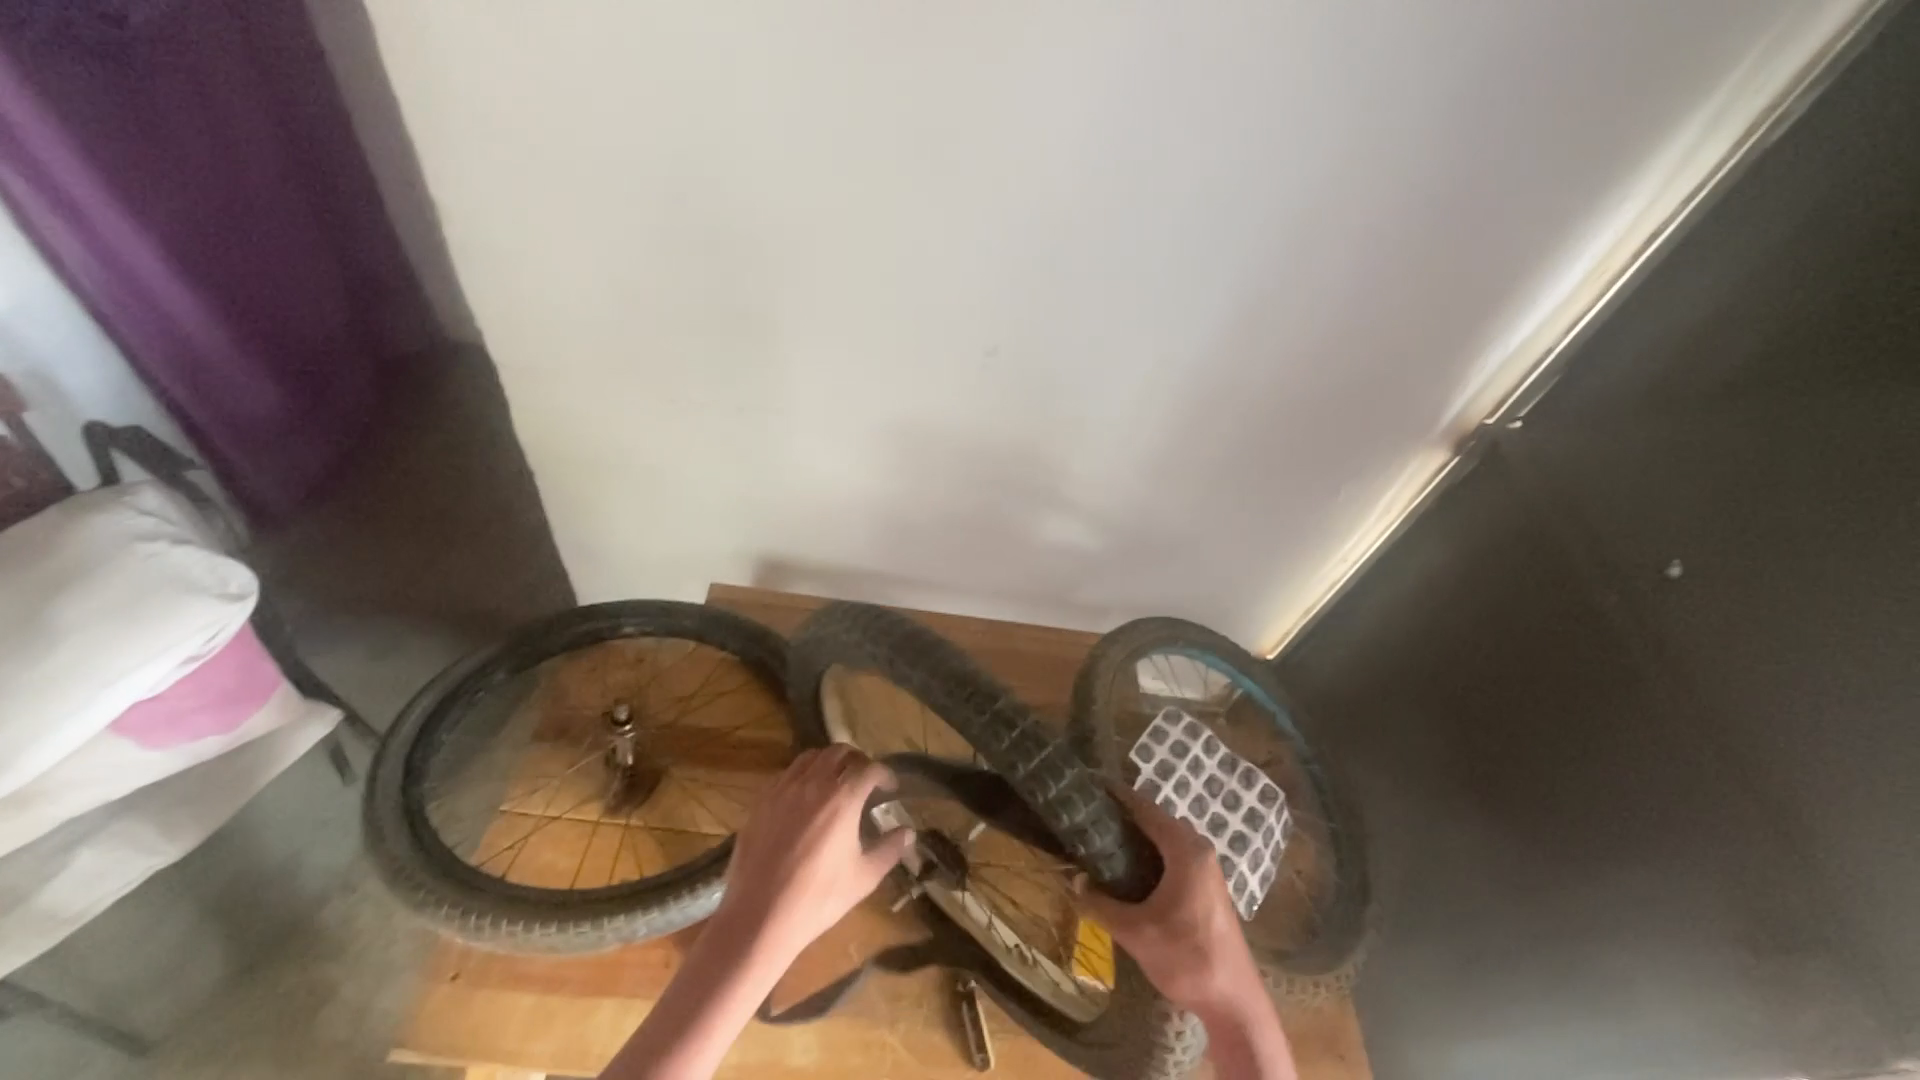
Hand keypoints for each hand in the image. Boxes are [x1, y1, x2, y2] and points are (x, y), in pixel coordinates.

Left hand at [711, 745, 914, 963]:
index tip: (890, 787)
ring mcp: (783, 790)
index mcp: (843, 798)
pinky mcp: (761, 802)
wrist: (761, 916)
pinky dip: (801, 775)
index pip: (869, 768)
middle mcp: (813, 784)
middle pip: (839, 752)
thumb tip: (908, 832)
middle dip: (857, 760)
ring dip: (828, 762)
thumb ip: (890, 849)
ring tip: (835, 782)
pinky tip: (804, 798)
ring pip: (809, 757)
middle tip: (865, 780)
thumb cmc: (819, 898)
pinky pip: (785, 775)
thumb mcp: (864, 877)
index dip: (884, 773)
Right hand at [1074, 782, 1264, 1014]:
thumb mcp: (1134, 932)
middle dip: (1123, 818)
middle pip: (1156, 821)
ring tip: (1099, 843)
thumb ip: (1100, 903)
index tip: (1088, 788)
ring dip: (1137, 839)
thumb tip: (1072, 881)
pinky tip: (1127, 873)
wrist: (1233, 1003)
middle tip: (1087, 821)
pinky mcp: (1207, 889)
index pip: (1145, 808)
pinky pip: (1174, 857)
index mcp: (1186, 850)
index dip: (1116, 797)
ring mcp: (1207, 870)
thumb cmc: (1187, 959)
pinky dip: (1150, 856)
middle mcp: (1200, 851)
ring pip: (1165, 841)